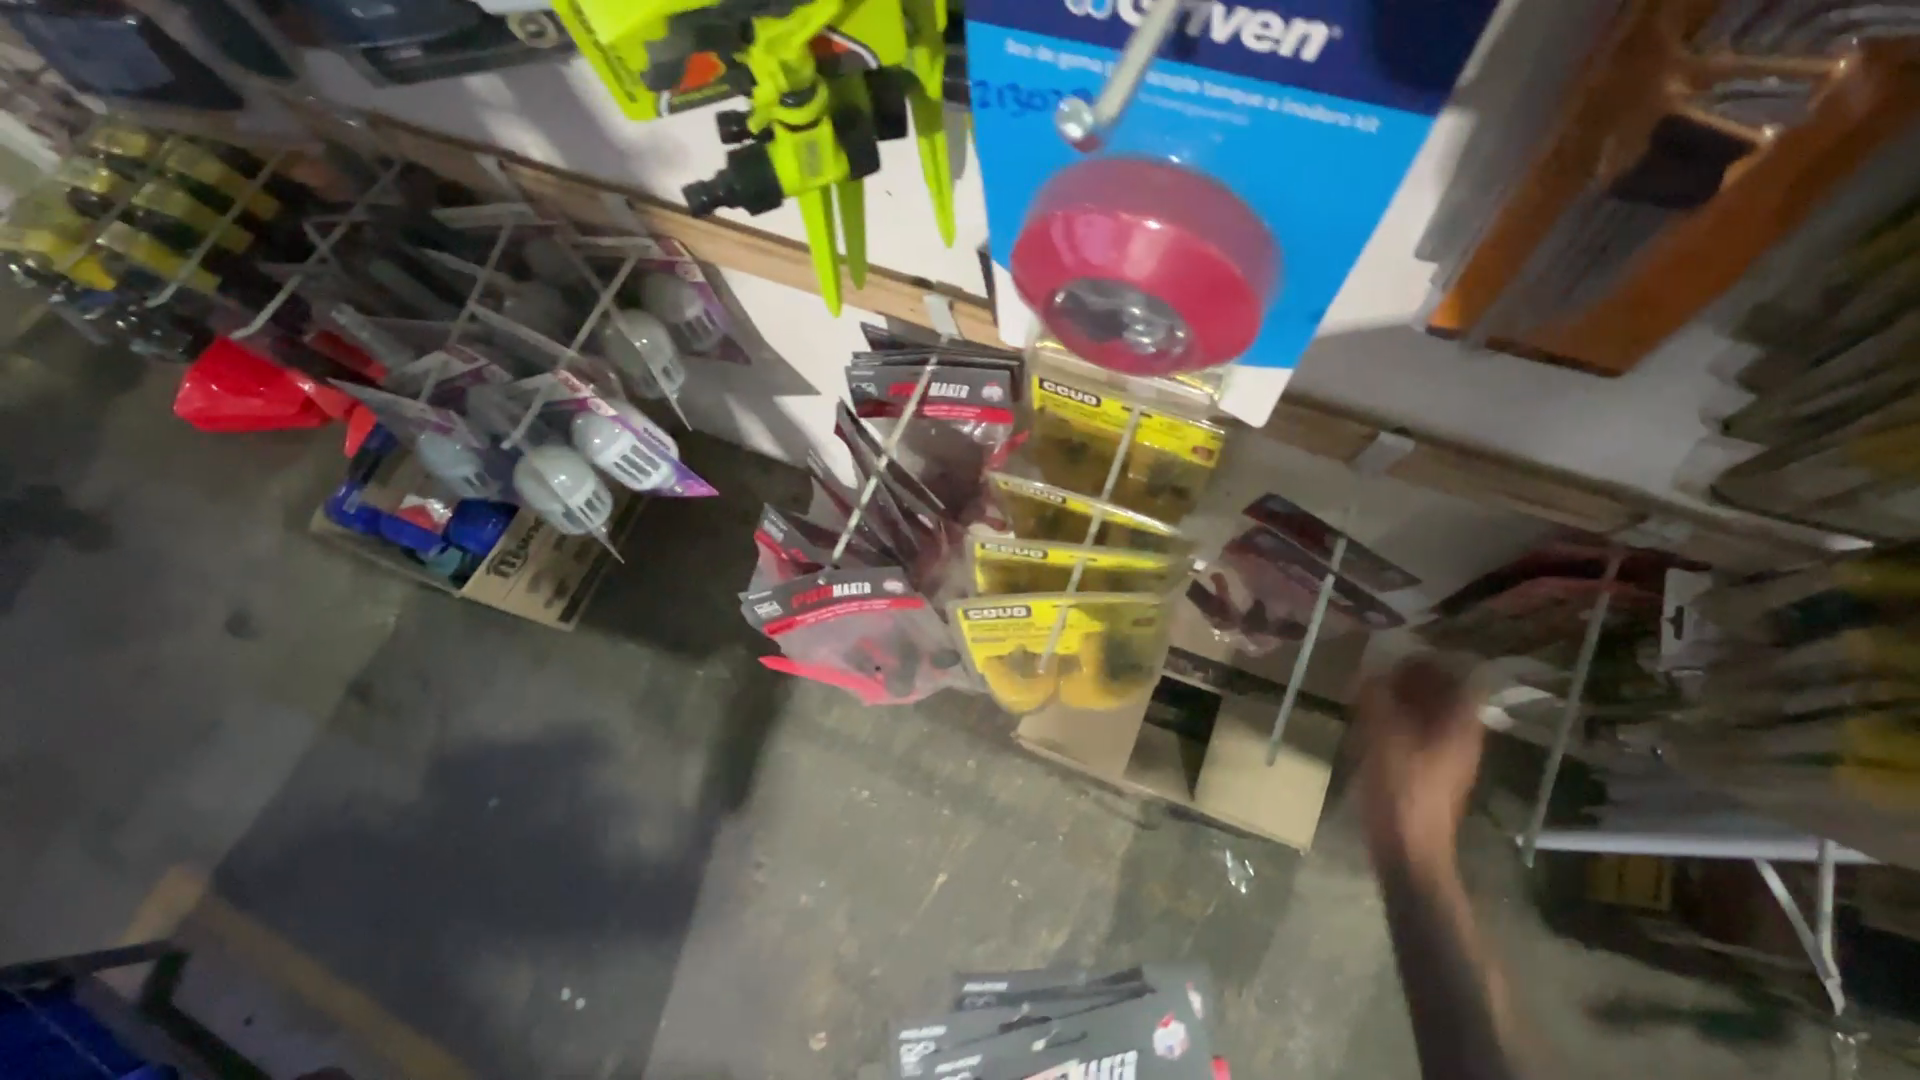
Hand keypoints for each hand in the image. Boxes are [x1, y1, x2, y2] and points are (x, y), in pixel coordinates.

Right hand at [1353, 653, 1485, 873]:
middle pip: (1447, 696)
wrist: (1409, 848)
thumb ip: (1377, 699)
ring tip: (1375, 688)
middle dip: (1419, 678)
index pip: (1464, 678)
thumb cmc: (1401, 789)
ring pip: (1432, 716)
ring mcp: (1449, 758)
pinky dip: (1402, 722)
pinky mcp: (1431, 773)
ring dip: (1408, 700)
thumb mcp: (1383, 736)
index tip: (1411, 647)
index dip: (1439, 660)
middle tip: (1387, 664)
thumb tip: (1370, 673)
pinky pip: (1420, 735)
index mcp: (1460, 724)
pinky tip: (1374, 723)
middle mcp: (1462, 737)